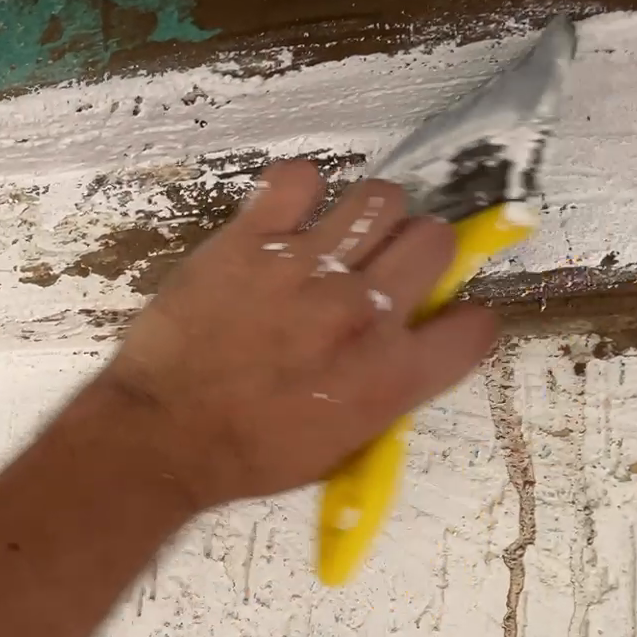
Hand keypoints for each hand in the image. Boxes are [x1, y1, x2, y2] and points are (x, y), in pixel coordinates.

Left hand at [93, 159, 498, 510]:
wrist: (161, 436)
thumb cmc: (244, 457)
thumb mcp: (333, 449)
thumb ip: (379, 395)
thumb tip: (397, 352)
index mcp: (389, 376)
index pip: (475, 325)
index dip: (459, 322)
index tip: (434, 322)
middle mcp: (361, 312)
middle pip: (436, 238)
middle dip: (415, 253)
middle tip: (376, 273)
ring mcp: (307, 268)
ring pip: (380, 198)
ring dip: (367, 219)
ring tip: (333, 243)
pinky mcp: (250, 239)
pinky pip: (298, 178)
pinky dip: (296, 193)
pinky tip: (280, 220)